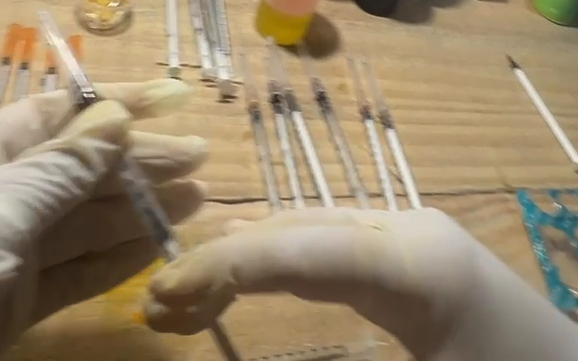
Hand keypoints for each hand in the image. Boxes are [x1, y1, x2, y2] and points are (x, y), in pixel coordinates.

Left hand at [0, 79, 208, 360]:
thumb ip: (57, 171)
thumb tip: (114, 114)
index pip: (52, 116)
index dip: (113, 102)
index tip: (173, 94)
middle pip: (76, 168)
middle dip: (136, 158)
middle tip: (198, 154)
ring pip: (82, 221)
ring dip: (138, 208)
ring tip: (197, 198)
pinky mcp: (9, 312)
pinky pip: (73, 273)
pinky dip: (116, 258)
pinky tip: (158, 244)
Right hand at [143, 208, 577, 360]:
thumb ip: (330, 360)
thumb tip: (252, 351)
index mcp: (420, 266)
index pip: (308, 246)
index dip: (231, 265)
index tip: (164, 293)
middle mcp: (411, 231)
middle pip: (302, 229)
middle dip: (226, 261)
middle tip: (157, 306)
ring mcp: (415, 235)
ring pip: (313, 232)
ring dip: (249, 261)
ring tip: (186, 300)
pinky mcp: (415, 253)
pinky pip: (336, 247)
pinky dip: (284, 265)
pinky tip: (251, 281)